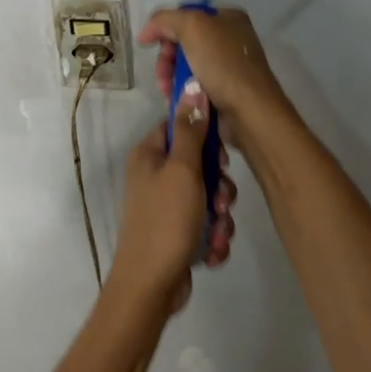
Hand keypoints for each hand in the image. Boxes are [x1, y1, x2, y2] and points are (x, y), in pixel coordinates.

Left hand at [108, 107, 237, 305]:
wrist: (150, 287)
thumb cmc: (166, 221)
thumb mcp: (183, 170)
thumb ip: (191, 129)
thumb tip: (193, 84)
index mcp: (149, 154)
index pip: (180, 125)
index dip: (205, 136)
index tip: (221, 154)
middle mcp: (154, 175)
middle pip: (200, 163)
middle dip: (219, 185)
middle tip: (221, 201)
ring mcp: (165, 206)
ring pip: (208, 196)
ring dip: (219, 216)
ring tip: (216, 232)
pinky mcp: (176, 232)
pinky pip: (205, 223)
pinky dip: (212, 236)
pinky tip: (211, 250)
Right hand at [140, 6, 293, 145]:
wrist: (248, 111)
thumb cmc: (223, 63)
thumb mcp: (192, 27)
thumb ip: (164, 20)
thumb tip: (144, 35)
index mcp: (227, 17)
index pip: (185, 16)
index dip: (165, 30)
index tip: (152, 46)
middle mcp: (229, 39)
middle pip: (182, 44)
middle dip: (167, 61)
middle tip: (163, 76)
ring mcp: (227, 67)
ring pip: (184, 68)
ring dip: (171, 80)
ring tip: (169, 93)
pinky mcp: (223, 91)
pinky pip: (193, 87)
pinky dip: (182, 93)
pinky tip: (177, 101)